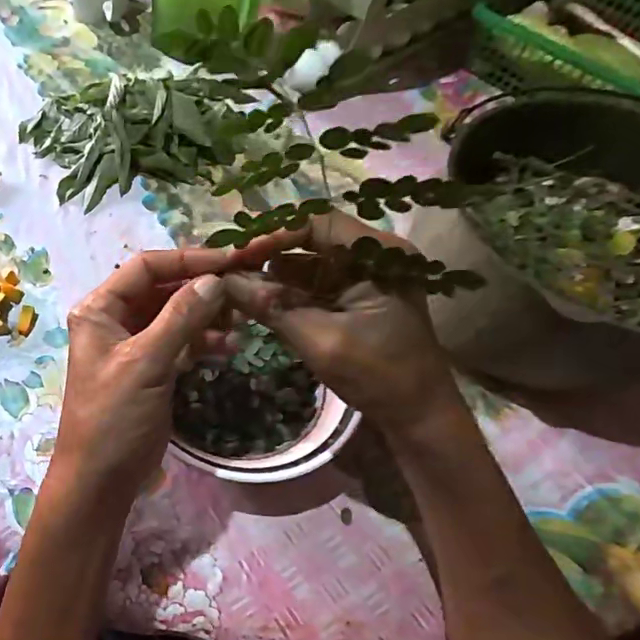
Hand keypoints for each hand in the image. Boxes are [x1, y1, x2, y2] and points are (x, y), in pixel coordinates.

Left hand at [52, 249, 231, 504]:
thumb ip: (180, 318)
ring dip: (206, 315)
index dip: (188, 258)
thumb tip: (215, 279)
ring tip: (239, 321)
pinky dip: (202, 341)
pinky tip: (228, 346)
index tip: (231, 260)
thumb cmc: (113, 418)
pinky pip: (179, 342)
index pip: (145, 267)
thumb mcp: (146, 363)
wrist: (100, 480)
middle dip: (201, 287)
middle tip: (243, 290)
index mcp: (99, 309)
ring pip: (174, 315)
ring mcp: (132, 346)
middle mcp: (113, 320)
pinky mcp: (150, 369)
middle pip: (162, 288)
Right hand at [221, 213, 461, 434]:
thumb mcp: (321, 341)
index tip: (238, 255)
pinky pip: (308, 284)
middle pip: (309, 239)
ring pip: (304, 262)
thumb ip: (273, 307)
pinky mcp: (350, 298)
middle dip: (266, 252)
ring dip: (269, 272)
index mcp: (379, 255)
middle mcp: (372, 256)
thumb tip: (223, 282)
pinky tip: (251, 297)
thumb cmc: (379, 374)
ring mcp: (361, 277)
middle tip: (227, 265)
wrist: (416, 415)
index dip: (274, 235)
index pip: (317, 224)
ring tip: (231, 281)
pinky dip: (281, 291)